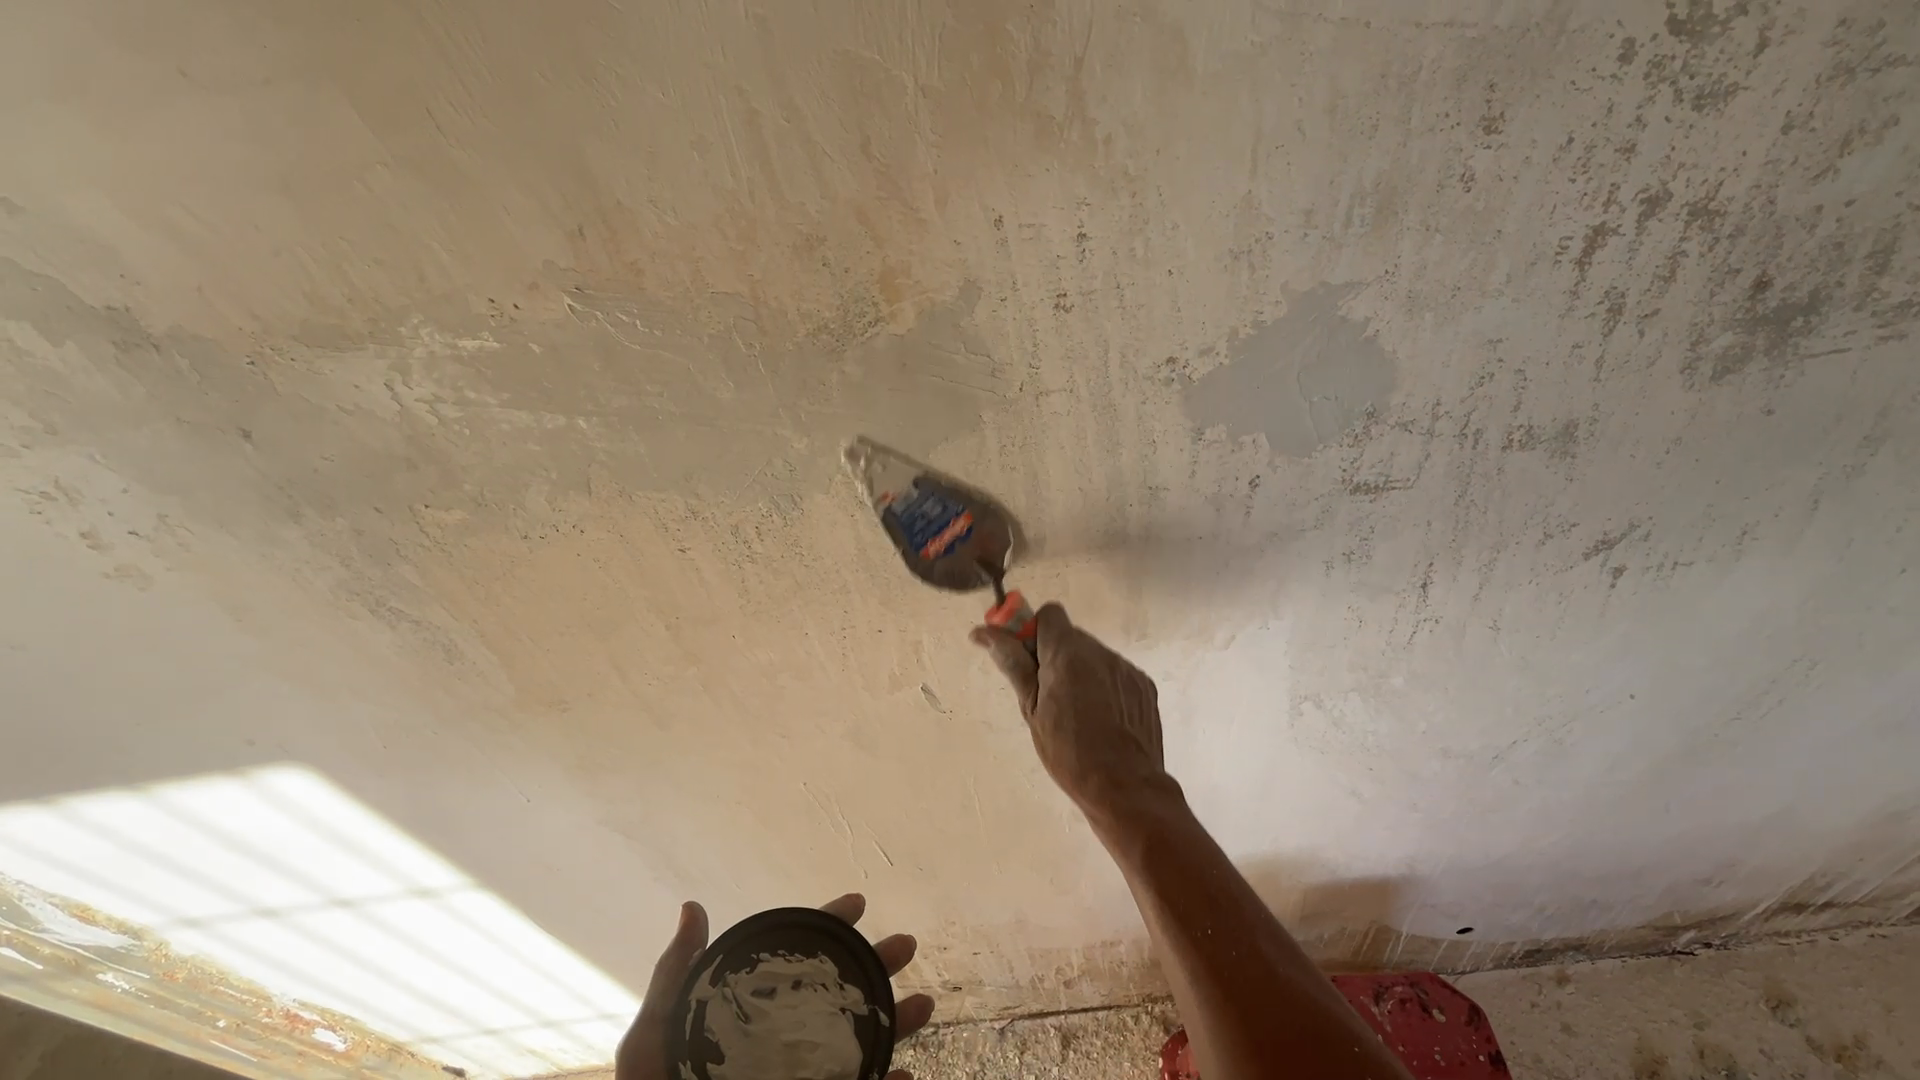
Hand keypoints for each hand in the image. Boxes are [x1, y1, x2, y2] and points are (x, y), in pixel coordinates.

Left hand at [615, 893, 936, 1079]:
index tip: (858, 902)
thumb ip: (676, 976)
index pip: (797, 957)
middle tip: (906, 944)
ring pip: (861, 1043)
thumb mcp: (653, 1037)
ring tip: (924, 1003)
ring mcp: (807, 1074)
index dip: (827, 926)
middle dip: (876, 964)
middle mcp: (787, 1038)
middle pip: (840, 992)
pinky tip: (905, 1076)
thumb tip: (693, 907)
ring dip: (896, 1022)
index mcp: (753, 1009)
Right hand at [972, 602, 1168, 820]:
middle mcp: (1100, 651)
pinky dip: (1104, 687)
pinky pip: (1115, 673)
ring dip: (1081, 672)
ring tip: (1078, 713)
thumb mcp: (1031, 708)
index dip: (1034, 631)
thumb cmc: (1067, 751)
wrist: (1124, 786)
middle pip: (1071, 637)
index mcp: (1068, 653)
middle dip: (1056, 656)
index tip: (1028, 660)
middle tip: (1047, 694)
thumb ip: (1012, 663)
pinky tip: (1102, 719)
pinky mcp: (1143, 685)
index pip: (1049, 613)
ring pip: (1093, 656)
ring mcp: (1126, 668)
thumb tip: (982, 632)